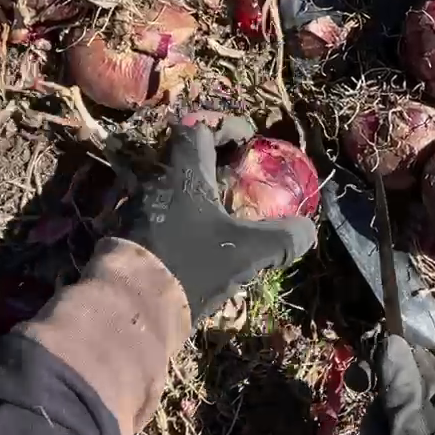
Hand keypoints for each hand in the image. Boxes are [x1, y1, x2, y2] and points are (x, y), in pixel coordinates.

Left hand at [120, 119, 316, 318]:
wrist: (130, 306)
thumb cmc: (190, 265)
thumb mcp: (246, 252)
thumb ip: (281, 238)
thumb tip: (308, 231)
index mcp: (185, 172)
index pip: (198, 128)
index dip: (224, 128)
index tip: (246, 141)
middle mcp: (157, 182)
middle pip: (185, 158)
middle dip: (213, 165)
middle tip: (238, 180)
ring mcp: (137, 208)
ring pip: (171, 188)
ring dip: (195, 194)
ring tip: (220, 215)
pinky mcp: (126, 236)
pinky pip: (158, 214)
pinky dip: (179, 218)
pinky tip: (196, 243)